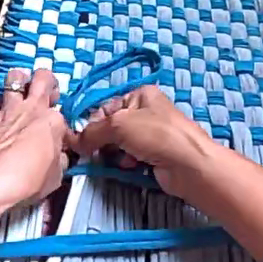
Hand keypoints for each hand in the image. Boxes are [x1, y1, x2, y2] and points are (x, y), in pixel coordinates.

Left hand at [0, 68, 69, 211]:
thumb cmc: (27, 182)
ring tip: (19, 87)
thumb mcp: (55, 178)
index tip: (60, 140)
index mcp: (53, 121)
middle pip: (44, 78)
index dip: (62, 128)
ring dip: (17, 79)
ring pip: (14, 77)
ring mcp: (7, 111)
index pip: (63, 117)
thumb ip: (59, 162)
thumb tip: (59, 158)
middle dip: (47, 80)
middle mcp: (31, 109)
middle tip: (47, 92)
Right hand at [68, 85, 227, 198]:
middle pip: (111, 126)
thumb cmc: (156, 135)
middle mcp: (145, 111)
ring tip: (117, 160)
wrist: (190, 166)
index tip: (83, 140)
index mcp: (139, 95)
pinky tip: (129, 166)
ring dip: (114, 153)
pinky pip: (130, 157)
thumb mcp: (118, 125)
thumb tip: (72, 142)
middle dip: (103, 141)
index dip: (92, 124)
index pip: (105, 107)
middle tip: (97, 153)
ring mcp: (151, 134)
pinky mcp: (154, 155)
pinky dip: (126, 162)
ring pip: (119, 144)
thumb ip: (91, 132)